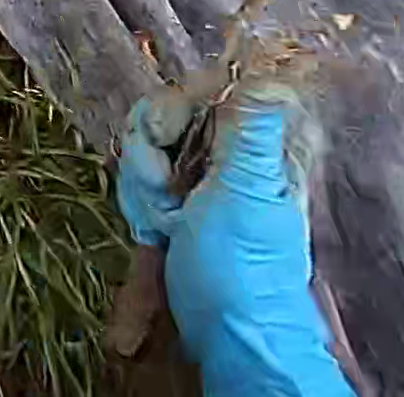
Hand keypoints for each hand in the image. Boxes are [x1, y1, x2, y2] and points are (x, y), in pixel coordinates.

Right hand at [117, 86, 354, 396]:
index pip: (204, 85)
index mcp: (255, 142)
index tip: (164, 134)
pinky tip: (156, 222)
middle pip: (165, 108)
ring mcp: (198, 169)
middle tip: (165, 187)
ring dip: (142, 177)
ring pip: (144, 136)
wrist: (225, 330)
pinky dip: (137, 192)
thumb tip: (267, 73)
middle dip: (150, 146)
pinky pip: (136, 164)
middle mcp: (227, 147)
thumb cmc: (241, 266)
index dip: (174, 101)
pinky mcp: (173, 189)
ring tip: (165, 216)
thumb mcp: (242, 195)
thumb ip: (247, 132)